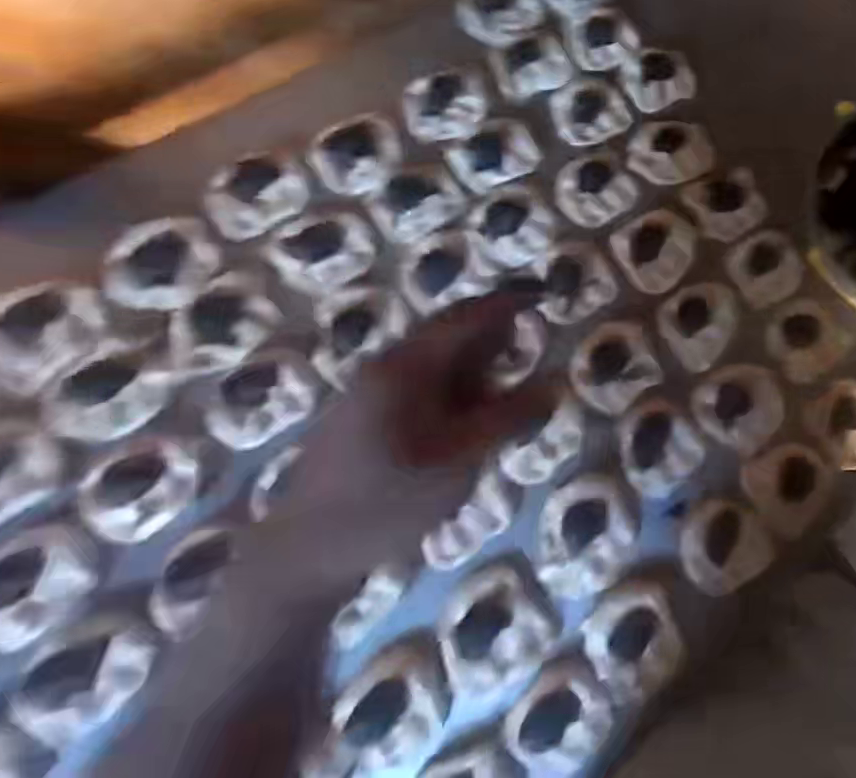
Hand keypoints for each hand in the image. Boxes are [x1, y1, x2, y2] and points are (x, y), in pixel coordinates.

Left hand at [267, 280, 549, 575]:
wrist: (300, 557)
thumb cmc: (386, 503)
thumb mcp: (461, 460)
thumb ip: (511, 417)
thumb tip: (554, 382)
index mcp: (405, 367)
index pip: (467, 316)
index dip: (509, 302)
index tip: (544, 298)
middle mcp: (384, 366)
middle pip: (449, 331)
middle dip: (494, 333)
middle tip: (533, 345)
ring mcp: (367, 390)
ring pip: (434, 358)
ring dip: (476, 361)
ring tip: (507, 386)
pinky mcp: (362, 415)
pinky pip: (419, 381)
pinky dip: (455, 384)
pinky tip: (468, 415)